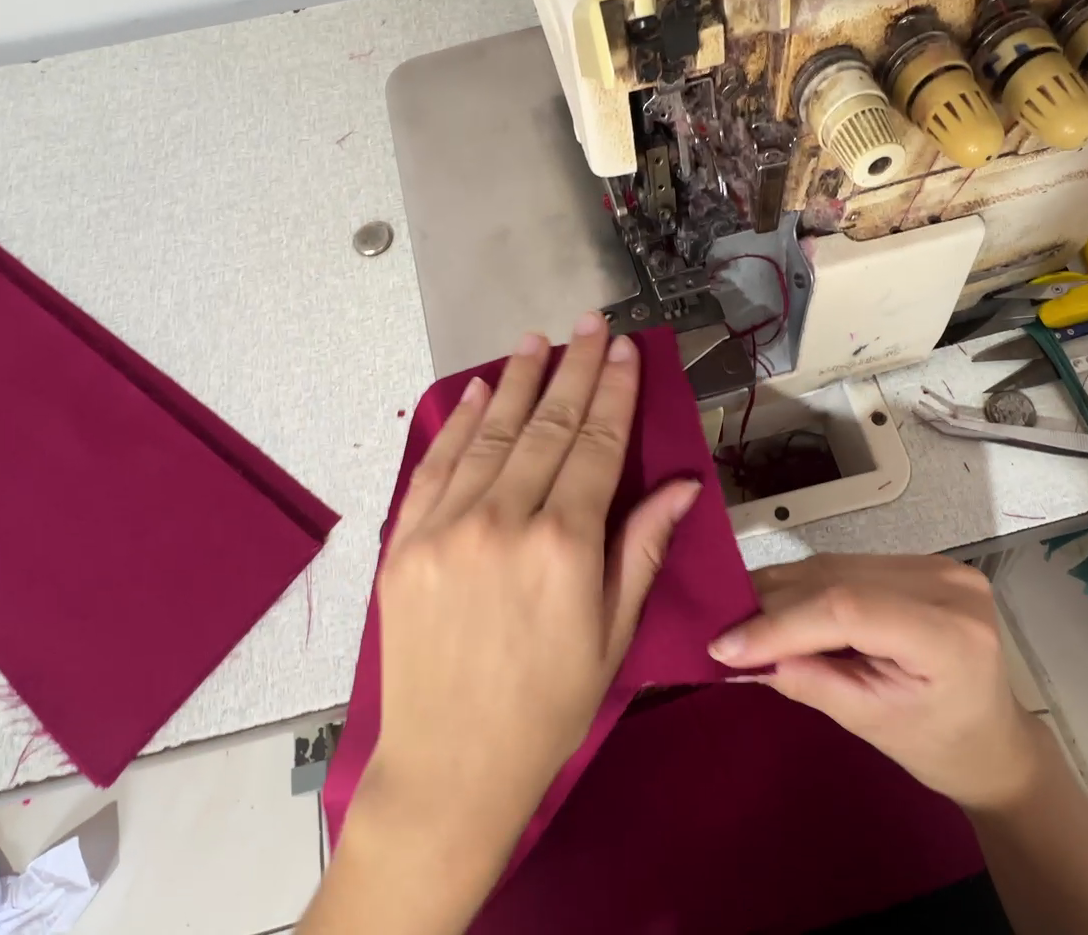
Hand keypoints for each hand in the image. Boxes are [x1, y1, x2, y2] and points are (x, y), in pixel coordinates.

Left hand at [362, 313, 702, 837]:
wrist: (451, 765)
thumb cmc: (547, 708)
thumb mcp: (613, 635)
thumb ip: (640, 549)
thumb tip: (681, 487)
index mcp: (564, 545)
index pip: (598, 445)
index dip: (615, 392)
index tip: (625, 350)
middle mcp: (504, 521)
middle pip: (548, 426)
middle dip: (574, 368)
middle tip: (589, 323)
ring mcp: (447, 527)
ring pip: (492, 433)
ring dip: (520, 381)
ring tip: (539, 340)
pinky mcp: (405, 543)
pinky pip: (436, 465)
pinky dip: (459, 422)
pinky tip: (481, 389)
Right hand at [707, 554, 1045, 810]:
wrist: (993, 739)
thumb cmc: (939, 745)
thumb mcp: (871, 723)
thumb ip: (808, 680)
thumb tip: (739, 654)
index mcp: (950, 633)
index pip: (847, 609)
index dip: (779, 623)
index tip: (724, 645)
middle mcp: (946, 584)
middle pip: (835, 580)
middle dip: (769, 605)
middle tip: (719, 631)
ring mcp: (935, 565)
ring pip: (832, 566)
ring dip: (780, 591)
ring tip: (738, 619)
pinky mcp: (919, 562)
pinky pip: (844, 567)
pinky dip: (804, 588)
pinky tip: (775, 606)